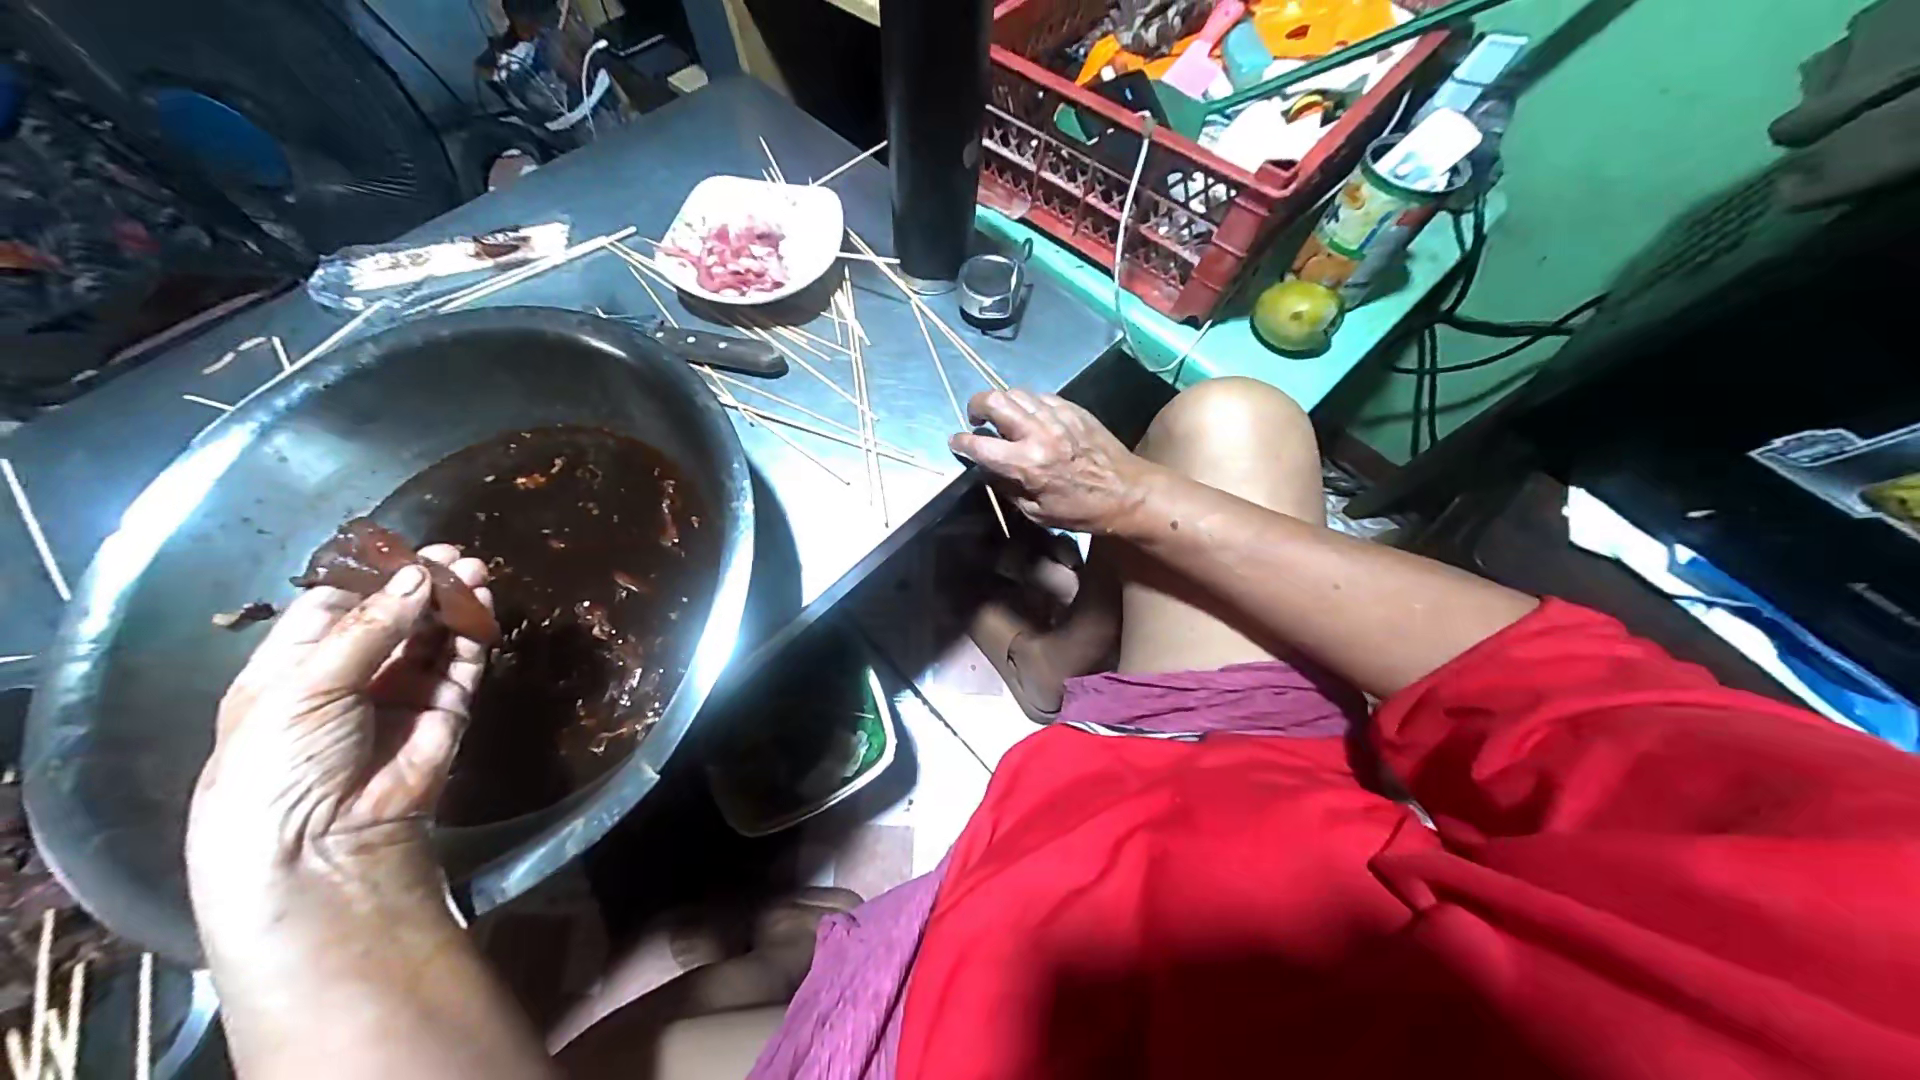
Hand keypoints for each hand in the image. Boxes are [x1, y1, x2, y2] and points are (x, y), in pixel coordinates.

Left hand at [187, 545, 490, 905]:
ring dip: (455, 607)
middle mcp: (352, 675)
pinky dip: (473, 640)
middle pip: (396, 618)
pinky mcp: (446, 712)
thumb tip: (420, 575)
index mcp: (295, 666)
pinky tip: (483, 612)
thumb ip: (370, 627)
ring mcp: (402, 694)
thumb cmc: (283, 760)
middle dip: (426, 587)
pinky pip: (462, 667)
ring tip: (478, 575)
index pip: (337, 607)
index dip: (375, 578)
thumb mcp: (305, 687)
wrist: (322, 842)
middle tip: (458, 558)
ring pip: (435, 638)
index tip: (409, 552)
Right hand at [948, 389, 1153, 532]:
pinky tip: (1031, 417)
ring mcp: (1057, 416)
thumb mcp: (1035, 511)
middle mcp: (1038, 434)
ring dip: (1002, 402)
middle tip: (977, 419)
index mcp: (1026, 464)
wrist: (1126, 492)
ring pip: (1016, 392)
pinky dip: (1028, 403)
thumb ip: (1007, 486)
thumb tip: (987, 468)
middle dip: (977, 406)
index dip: (961, 442)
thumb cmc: (1079, 510)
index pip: (979, 444)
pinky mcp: (1073, 408)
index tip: (957, 442)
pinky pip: (1041, 396)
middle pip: (994, 401)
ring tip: (1003, 417)